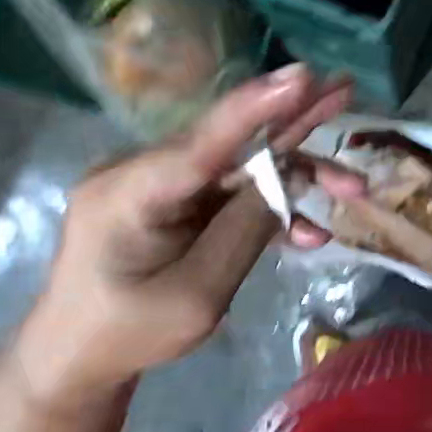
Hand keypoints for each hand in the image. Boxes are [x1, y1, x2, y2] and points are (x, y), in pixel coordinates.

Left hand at [17, 65, 362, 397]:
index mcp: (127, 194)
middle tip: (344, 90)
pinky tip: (309, 231)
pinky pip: (228, 192)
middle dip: (291, 122)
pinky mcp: (173, 199)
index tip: (302, 76)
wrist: (78, 355)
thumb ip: (243, 233)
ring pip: (238, 166)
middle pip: (228, 140)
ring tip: (352, 186)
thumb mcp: (196, 297)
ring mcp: (159, 184)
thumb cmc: (129, 334)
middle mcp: (141, 172)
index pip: (201, 143)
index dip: (255, 108)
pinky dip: (269, 208)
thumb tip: (288, 179)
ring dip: (294, 177)